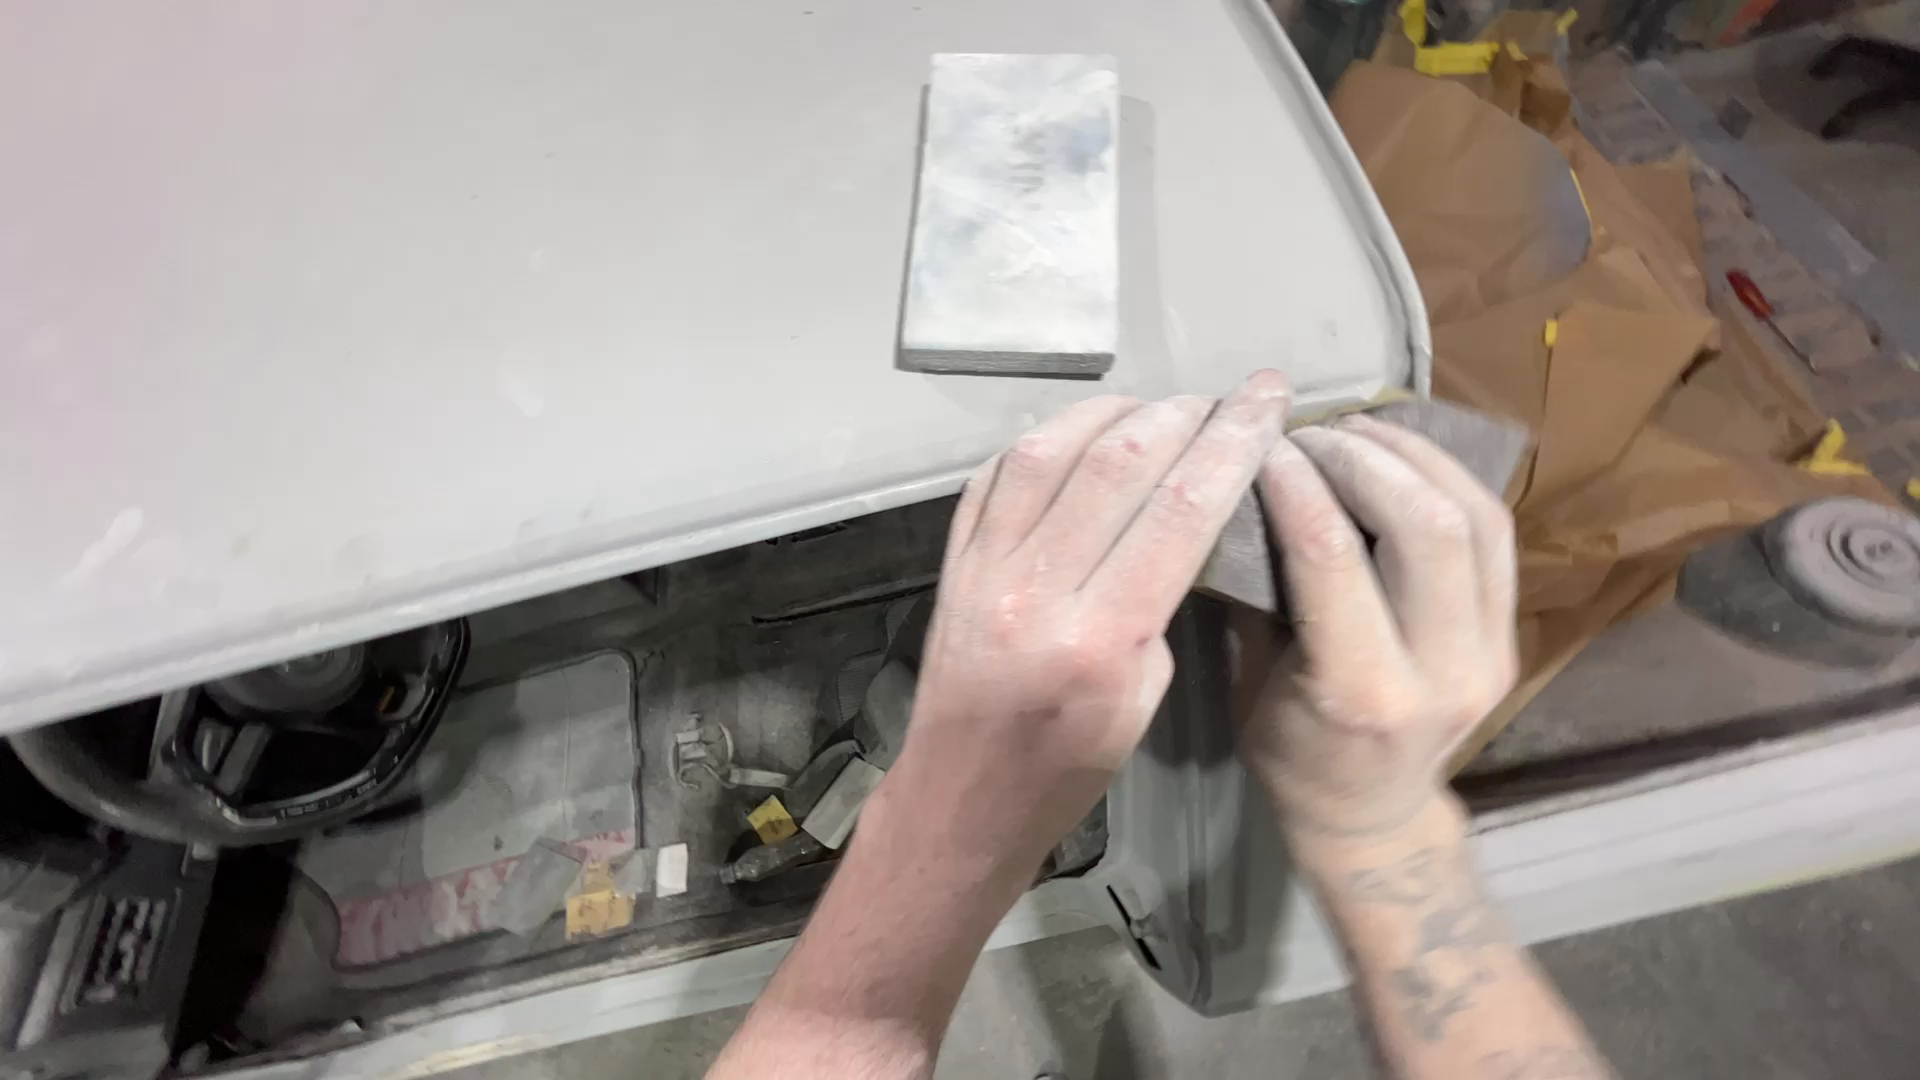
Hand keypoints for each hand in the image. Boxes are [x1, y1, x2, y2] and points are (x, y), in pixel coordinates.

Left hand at [884, 372, 1292, 877]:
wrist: (959, 792)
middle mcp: (1034, 588)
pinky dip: (1042, 440)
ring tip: (1155, 406)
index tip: (1268, 398)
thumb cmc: (1065, 768)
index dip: (1233, 441)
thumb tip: (1177, 520)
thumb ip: (1157, 604)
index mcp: (1096, 639)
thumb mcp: (1143, 701)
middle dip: (1182, 414)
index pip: (1180, 510)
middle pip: (1116, 465)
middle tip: (1220, 397)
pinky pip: (993, 475)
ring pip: (1047, 452)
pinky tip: (1078, 431)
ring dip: (1110, 413)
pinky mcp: (951, 560)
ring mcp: (982, 567)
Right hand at [1233, 412, 1517, 839]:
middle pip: (1425, 528)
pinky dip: (1449, 480)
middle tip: (1308, 434)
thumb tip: (1248, 504)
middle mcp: (1442, 671)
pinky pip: (1494, 536)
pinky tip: (1402, 455)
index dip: (1295, 485)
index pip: (1333, 557)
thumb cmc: (1289, 757)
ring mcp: (1491, 654)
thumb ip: (1260, 597)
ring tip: (1356, 428)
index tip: (1261, 447)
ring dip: (1413, 457)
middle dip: (1361, 459)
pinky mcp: (1510, 637)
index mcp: (1358, 692)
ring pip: (1475, 522)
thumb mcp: (1250, 685)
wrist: (1370, 813)